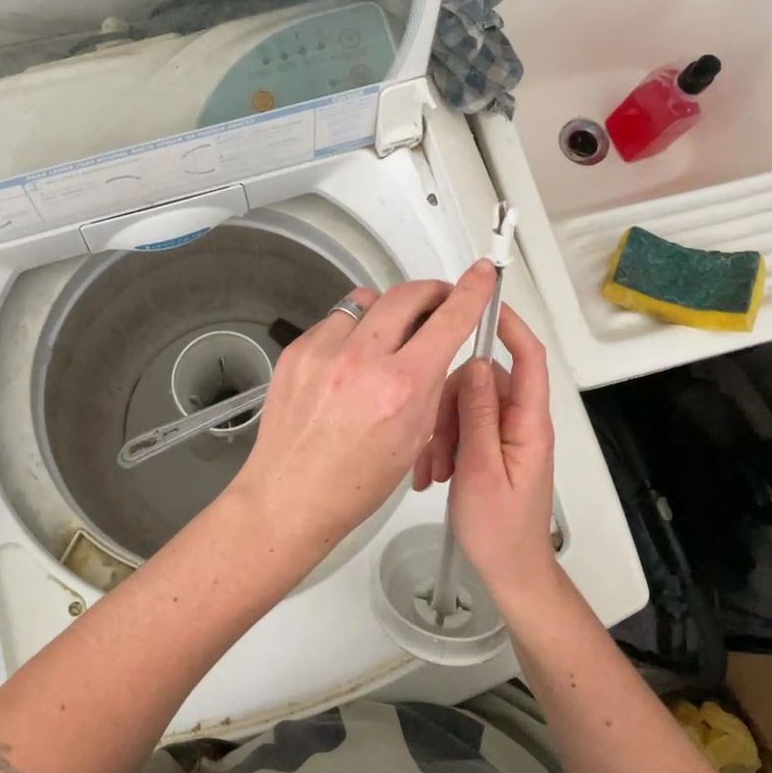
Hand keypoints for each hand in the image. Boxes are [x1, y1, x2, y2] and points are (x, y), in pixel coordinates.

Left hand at [230, 260, 497, 560]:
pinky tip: (349, 360)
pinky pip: (334, 321)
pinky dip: (349, 331)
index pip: (449, 319)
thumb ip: (430, 383)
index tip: (480, 275)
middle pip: (407, 294)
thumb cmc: (353, 483)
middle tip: (437, 302)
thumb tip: (437, 344)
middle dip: (430, 292)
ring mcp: (324, 353)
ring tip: (387, 336)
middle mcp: (362, 361)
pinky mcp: (297, 352)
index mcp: (401, 387)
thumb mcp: (415, 437)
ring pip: (367, 300)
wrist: (291, 497)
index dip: (472, 291)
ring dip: (386, 310)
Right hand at [413, 303, 557, 595]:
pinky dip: (445, 444)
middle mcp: (522, 423)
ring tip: (434, 468)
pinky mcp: (492, 449)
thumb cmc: (499, 529)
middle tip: (435, 445)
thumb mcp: (480, 469)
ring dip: (443, 430)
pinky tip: (434, 473)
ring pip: (467, 404)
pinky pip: (465, 428)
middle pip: (482, 381)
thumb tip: (471, 363)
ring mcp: (507, 436)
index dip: (509, 326)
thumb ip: (477, 414)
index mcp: (529, 423)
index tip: (483, 303)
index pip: (527, 358)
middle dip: (450, 403)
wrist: (510, 571)